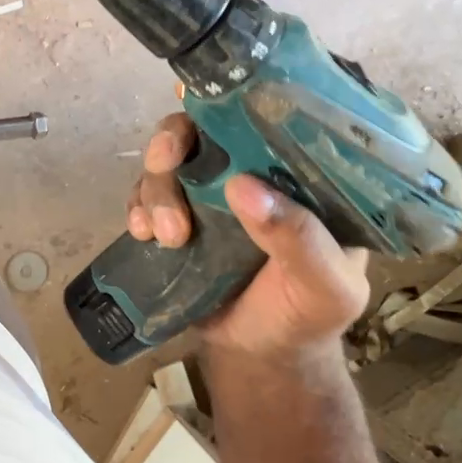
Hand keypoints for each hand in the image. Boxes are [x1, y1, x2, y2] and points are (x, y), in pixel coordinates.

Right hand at [125, 113, 370, 357]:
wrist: (259, 357)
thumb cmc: (306, 316)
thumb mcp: (325, 287)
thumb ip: (299, 240)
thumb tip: (243, 186)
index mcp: (294, 174)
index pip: (263, 120)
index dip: (229, 105)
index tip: (200, 109)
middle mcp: (247, 171)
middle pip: (199, 129)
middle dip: (172, 142)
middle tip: (165, 165)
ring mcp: (205, 192)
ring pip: (165, 161)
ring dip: (155, 189)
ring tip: (167, 237)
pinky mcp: (174, 215)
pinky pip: (143, 194)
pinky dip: (136, 207)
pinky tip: (142, 234)